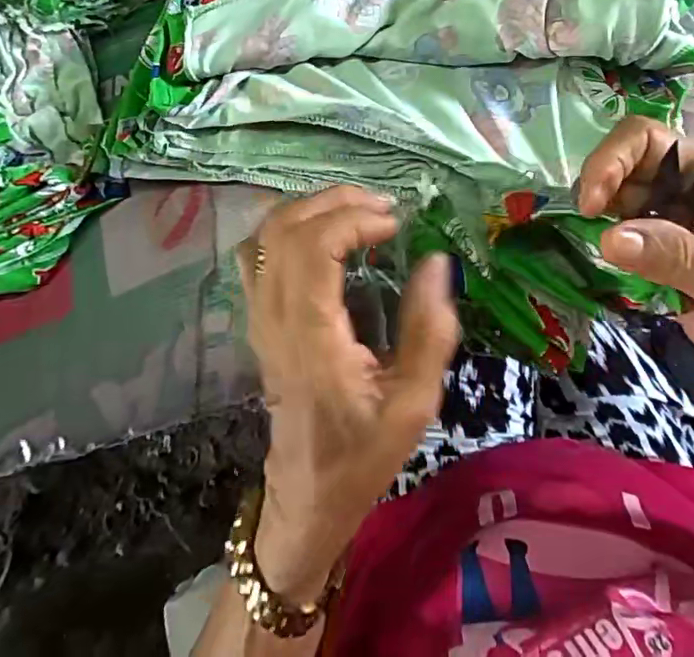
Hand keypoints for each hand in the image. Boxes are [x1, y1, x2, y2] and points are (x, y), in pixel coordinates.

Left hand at [238, 187, 459, 600]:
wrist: (308, 490)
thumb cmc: (362, 451)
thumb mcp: (413, 401)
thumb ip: (427, 330)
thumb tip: (436, 261)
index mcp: (309, 333)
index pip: (313, 246)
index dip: (353, 220)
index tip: (396, 224)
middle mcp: (273, 314)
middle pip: (284, 228)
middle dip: (334, 202)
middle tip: (381, 206)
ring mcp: (258, 314)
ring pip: (264, 235)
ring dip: (309, 209)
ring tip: (356, 211)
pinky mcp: (257, 317)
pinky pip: (257, 254)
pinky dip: (287, 228)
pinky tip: (322, 234)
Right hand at [575, 117, 693, 397]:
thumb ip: (676, 257)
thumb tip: (608, 237)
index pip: (648, 140)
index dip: (610, 161)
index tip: (591, 206)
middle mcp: (692, 189)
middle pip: (624, 169)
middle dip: (599, 195)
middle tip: (586, 234)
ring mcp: (676, 222)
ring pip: (617, 205)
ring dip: (598, 225)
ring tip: (602, 258)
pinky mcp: (663, 254)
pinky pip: (621, 240)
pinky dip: (606, 252)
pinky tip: (607, 271)